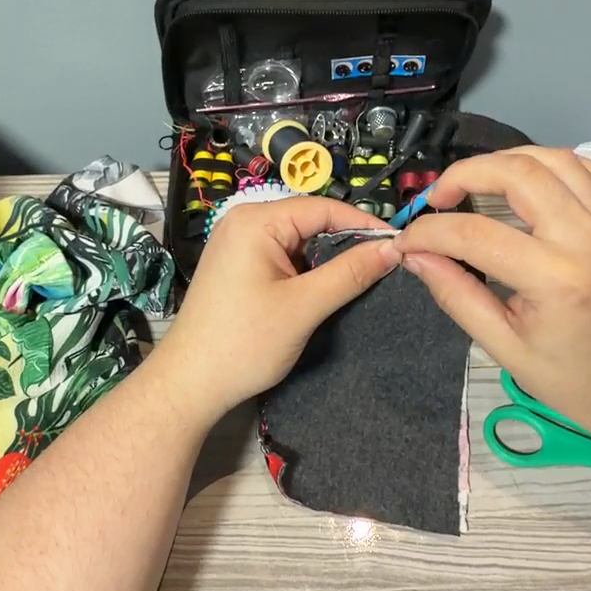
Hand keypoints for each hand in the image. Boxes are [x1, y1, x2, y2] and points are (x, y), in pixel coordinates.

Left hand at [152, 197, 398, 417]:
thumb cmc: (244, 342)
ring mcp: (238, 244)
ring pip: (299, 241)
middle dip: (346, 243)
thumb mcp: (304, 306)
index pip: (322, 208)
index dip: (364, 225)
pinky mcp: (238, 266)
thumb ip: (350, 273)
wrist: (190, 383)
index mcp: (256, 220)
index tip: (400, 245)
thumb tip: (393, 248)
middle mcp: (244, 222)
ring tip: (363, 280)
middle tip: (386, 266)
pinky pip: (283, 257)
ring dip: (327, 260)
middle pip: (310, 222)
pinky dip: (307, 271)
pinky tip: (326, 290)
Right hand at [391, 146, 590, 434]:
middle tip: (435, 200)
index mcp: (557, 279)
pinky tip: (517, 185)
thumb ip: (456, 294)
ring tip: (471, 185)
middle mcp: (587, 239)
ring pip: (552, 159)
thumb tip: (414, 256)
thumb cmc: (573, 382)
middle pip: (518, 173)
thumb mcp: (503, 348)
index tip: (405, 242)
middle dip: (464, 174)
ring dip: (503, 161)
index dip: (429, 232)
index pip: (476, 233)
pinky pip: (581, 170)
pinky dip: (542, 166)